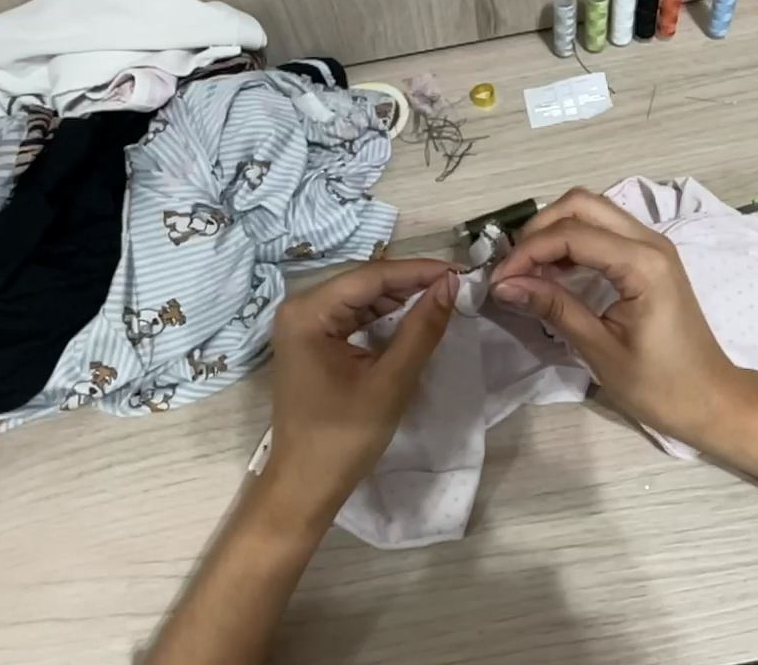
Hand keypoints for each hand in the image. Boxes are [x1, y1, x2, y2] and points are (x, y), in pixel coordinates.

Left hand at [264, 259, 458, 522]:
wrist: (305, 486)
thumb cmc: (344, 437)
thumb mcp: (390, 380)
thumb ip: (421, 329)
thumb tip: (450, 285)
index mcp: (307, 312)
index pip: (371, 276)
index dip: (417, 270)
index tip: (459, 271)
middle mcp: (299, 308)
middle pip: (363, 282)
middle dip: (409, 282)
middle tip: (454, 284)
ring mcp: (302, 324)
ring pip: (360, 297)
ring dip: (398, 298)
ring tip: (440, 298)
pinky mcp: (311, 340)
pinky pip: (352, 316)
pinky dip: (382, 316)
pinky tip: (411, 317)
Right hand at [489, 188, 751, 450]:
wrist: (713, 400)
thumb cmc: (661, 386)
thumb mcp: (600, 351)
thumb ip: (554, 308)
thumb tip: (505, 285)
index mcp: (642, 264)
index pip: (571, 235)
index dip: (528, 252)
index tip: (499, 280)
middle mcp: (649, 241)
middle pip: (581, 204)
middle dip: (539, 229)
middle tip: (514, 267)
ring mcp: (652, 244)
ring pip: (591, 209)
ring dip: (555, 230)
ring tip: (528, 269)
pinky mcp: (649, 255)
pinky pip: (603, 228)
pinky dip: (572, 239)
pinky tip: (554, 270)